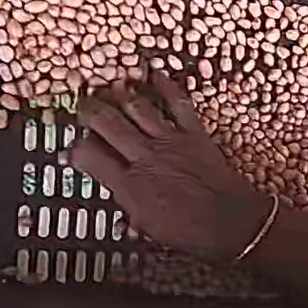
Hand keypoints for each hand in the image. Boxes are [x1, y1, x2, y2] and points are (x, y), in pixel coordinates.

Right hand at [70, 72, 269, 259]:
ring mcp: (170, 142)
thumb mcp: (149, 227)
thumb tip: (120, 194)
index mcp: (129, 184)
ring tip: (112, 92)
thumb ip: (129, 203)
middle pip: (106, 122)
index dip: (76, 149)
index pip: (87, 155)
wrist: (232, 223)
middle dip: (90, 111)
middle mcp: (145, 157)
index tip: (76, 149)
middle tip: (84, 107)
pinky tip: (156, 74)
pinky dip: (167, 86)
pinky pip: (178, 103)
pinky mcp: (194, 134)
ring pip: (137, 107)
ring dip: (122, 97)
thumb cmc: (193, 232)